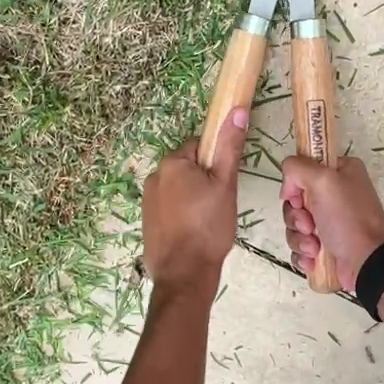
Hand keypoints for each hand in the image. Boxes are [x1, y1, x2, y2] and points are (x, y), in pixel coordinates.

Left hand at [141, 107, 247, 294]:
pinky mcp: (147, 222)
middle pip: (187, 168)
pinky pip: (169, 208)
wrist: (184, 274)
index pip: (198, 147)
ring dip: (192, 198)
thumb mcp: (225, 184)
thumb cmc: (208, 226)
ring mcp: (147, 201)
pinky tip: (194, 233)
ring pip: (178, 190)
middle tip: (219, 204)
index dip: (215, 163)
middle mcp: (154, 177)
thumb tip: (236, 110)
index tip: (225, 182)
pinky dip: (181, 215)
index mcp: (172, 163)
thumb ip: (229, 147)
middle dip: (203, 181)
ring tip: (208, 222)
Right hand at [280, 156, 383, 291]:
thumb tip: (288, 185)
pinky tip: (312, 259)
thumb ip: (298, 168)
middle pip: (295, 200)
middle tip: (309, 226)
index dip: (295, 185)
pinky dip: (302, 253)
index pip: (303, 169)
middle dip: (296, 217)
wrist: (366, 262)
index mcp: (341, 172)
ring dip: (299, 237)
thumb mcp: (323, 181)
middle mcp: (336, 194)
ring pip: (295, 224)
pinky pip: (300, 244)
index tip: (298, 199)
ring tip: (314, 247)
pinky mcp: (326, 244)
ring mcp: (331, 221)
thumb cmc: (348, 219)